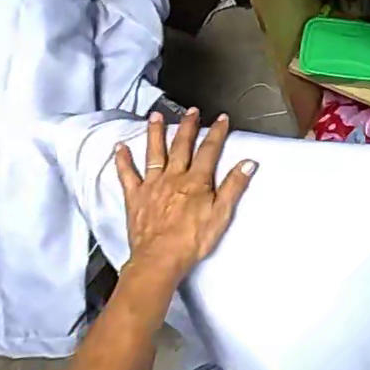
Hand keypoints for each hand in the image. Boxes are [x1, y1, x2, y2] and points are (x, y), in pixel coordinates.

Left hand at [114, 108, 256, 287]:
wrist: (160, 258)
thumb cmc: (194, 238)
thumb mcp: (222, 213)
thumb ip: (234, 185)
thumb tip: (249, 163)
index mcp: (196, 181)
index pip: (210, 150)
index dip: (217, 132)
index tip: (221, 118)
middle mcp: (173, 177)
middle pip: (181, 146)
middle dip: (188, 126)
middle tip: (192, 111)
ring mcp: (152, 185)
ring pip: (154, 153)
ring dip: (155, 133)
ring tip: (156, 117)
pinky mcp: (135, 197)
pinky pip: (127, 174)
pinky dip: (123, 160)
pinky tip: (120, 148)